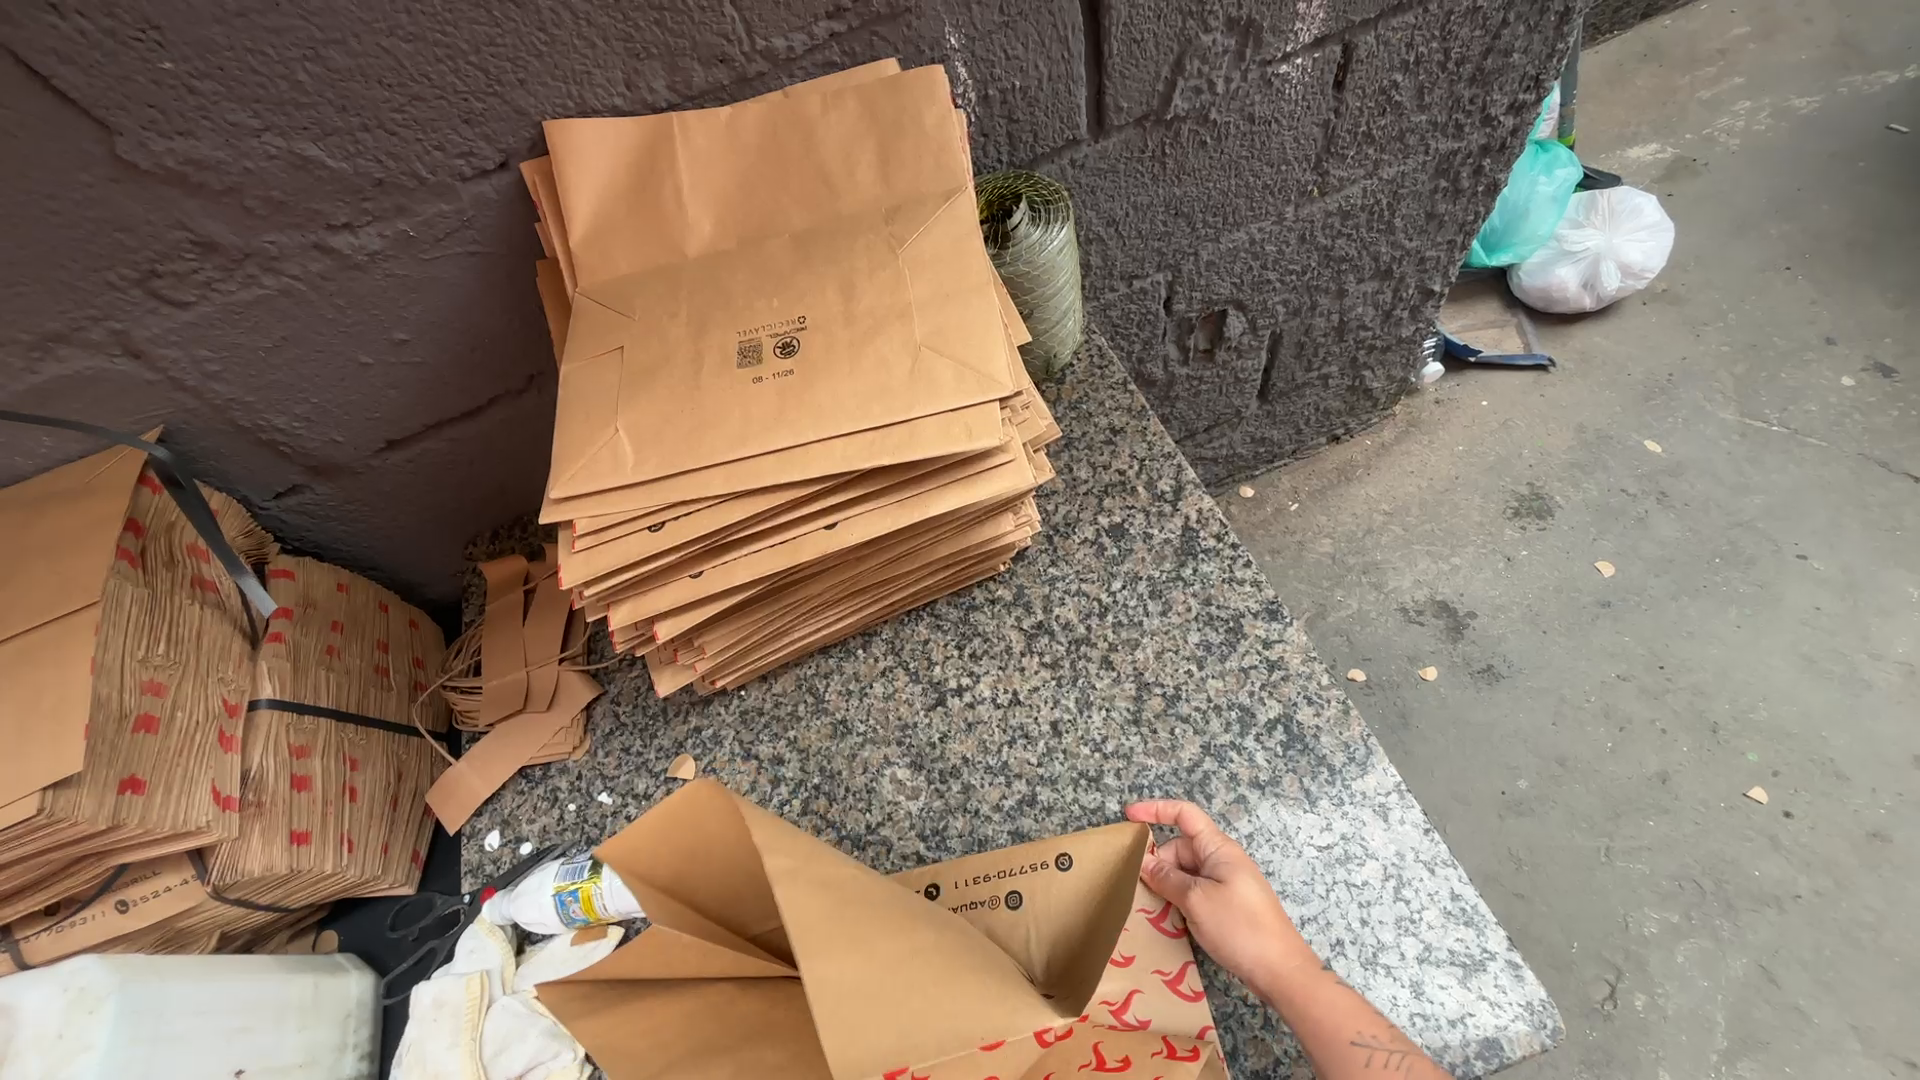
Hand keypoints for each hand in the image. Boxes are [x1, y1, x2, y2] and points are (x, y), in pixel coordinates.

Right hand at [1125, 799, 1319, 992]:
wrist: (1282, 972)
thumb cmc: (1240, 927)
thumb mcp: (1195, 900)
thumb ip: (1166, 878)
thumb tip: (1142, 862)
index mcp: (1218, 848)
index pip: (1184, 814)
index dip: (1155, 809)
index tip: (1129, 816)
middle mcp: (1222, 860)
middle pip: (1180, 848)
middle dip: (1158, 861)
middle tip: (1140, 886)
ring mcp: (1227, 884)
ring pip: (1186, 872)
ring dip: (1167, 884)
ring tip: (1152, 905)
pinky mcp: (1228, 906)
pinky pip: (1196, 891)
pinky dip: (1180, 899)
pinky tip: (1171, 918)